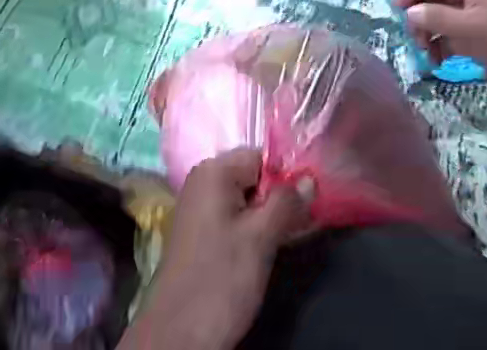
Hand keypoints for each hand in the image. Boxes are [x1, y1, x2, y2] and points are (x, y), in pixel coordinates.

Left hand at [122, 149, 310, 349]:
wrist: (176, 339)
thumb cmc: (219, 280)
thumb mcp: (260, 238)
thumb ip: (287, 202)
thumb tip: (310, 178)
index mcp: (214, 171)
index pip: (262, 156)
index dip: (288, 175)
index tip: (310, 200)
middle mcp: (204, 181)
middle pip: (255, 176)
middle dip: (281, 196)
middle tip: (306, 220)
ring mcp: (201, 208)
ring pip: (248, 199)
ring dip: (271, 215)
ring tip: (293, 234)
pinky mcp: (203, 234)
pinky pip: (237, 217)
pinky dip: (256, 228)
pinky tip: (273, 246)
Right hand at [395, 0, 486, 105]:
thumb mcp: (474, 30)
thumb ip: (439, 17)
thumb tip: (409, 11)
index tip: (396, 10)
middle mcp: (471, 1)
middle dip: (418, 14)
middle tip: (415, 38)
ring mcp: (474, 23)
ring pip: (438, 20)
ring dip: (427, 33)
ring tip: (427, 53)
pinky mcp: (477, 44)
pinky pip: (448, 39)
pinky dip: (439, 47)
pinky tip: (437, 62)